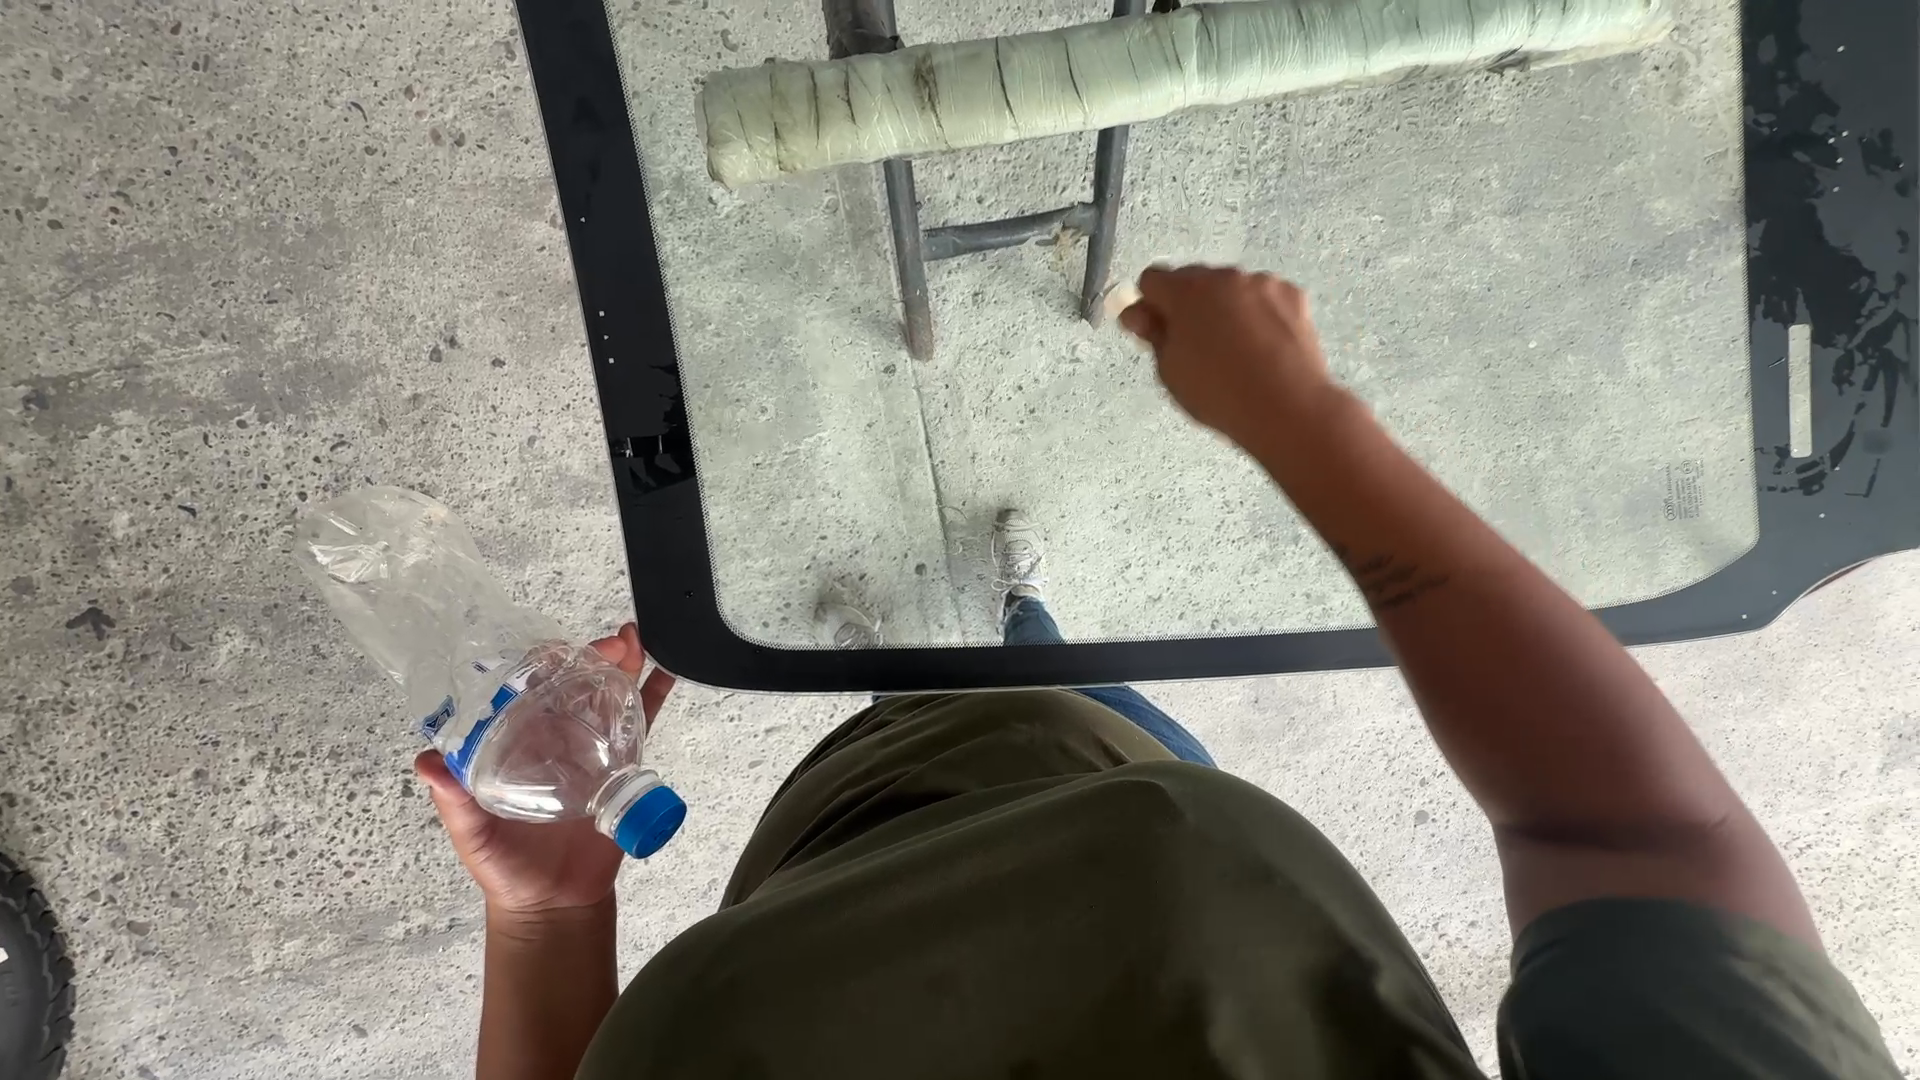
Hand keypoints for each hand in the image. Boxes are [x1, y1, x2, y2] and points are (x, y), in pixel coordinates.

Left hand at [414, 622, 675, 917]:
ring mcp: (594, 747)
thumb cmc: (507, 866)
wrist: (556, 901)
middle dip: (596, 654)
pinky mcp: (625, 764)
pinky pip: (643, 724)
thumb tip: (429, 761)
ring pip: (613, 695)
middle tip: (616, 641)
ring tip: (638, 639)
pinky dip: (655, 696)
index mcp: (521, 743)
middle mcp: (559, 736)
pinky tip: (667, 673)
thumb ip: (455, 800)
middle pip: (579, 683)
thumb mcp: (473, 834)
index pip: (532, 689)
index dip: (546, 661)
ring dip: (627, 664)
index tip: (559, 649)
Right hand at [1119, 265, 1338, 448]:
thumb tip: (1136, 313)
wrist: (1285, 406)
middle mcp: (1223, 277)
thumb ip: (1152, 334)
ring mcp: (1261, 282)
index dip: (1149, 304)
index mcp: (1186, 293)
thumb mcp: (1170, 370)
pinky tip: (1261, 347)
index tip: (1155, 331)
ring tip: (1233, 351)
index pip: (1151, 279)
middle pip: (1193, 280)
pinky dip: (1256, 314)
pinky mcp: (1292, 294)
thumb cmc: (1217, 393)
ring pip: (1229, 288)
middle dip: (1188, 305)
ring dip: (1223, 308)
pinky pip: (1262, 296)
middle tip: (1194, 347)